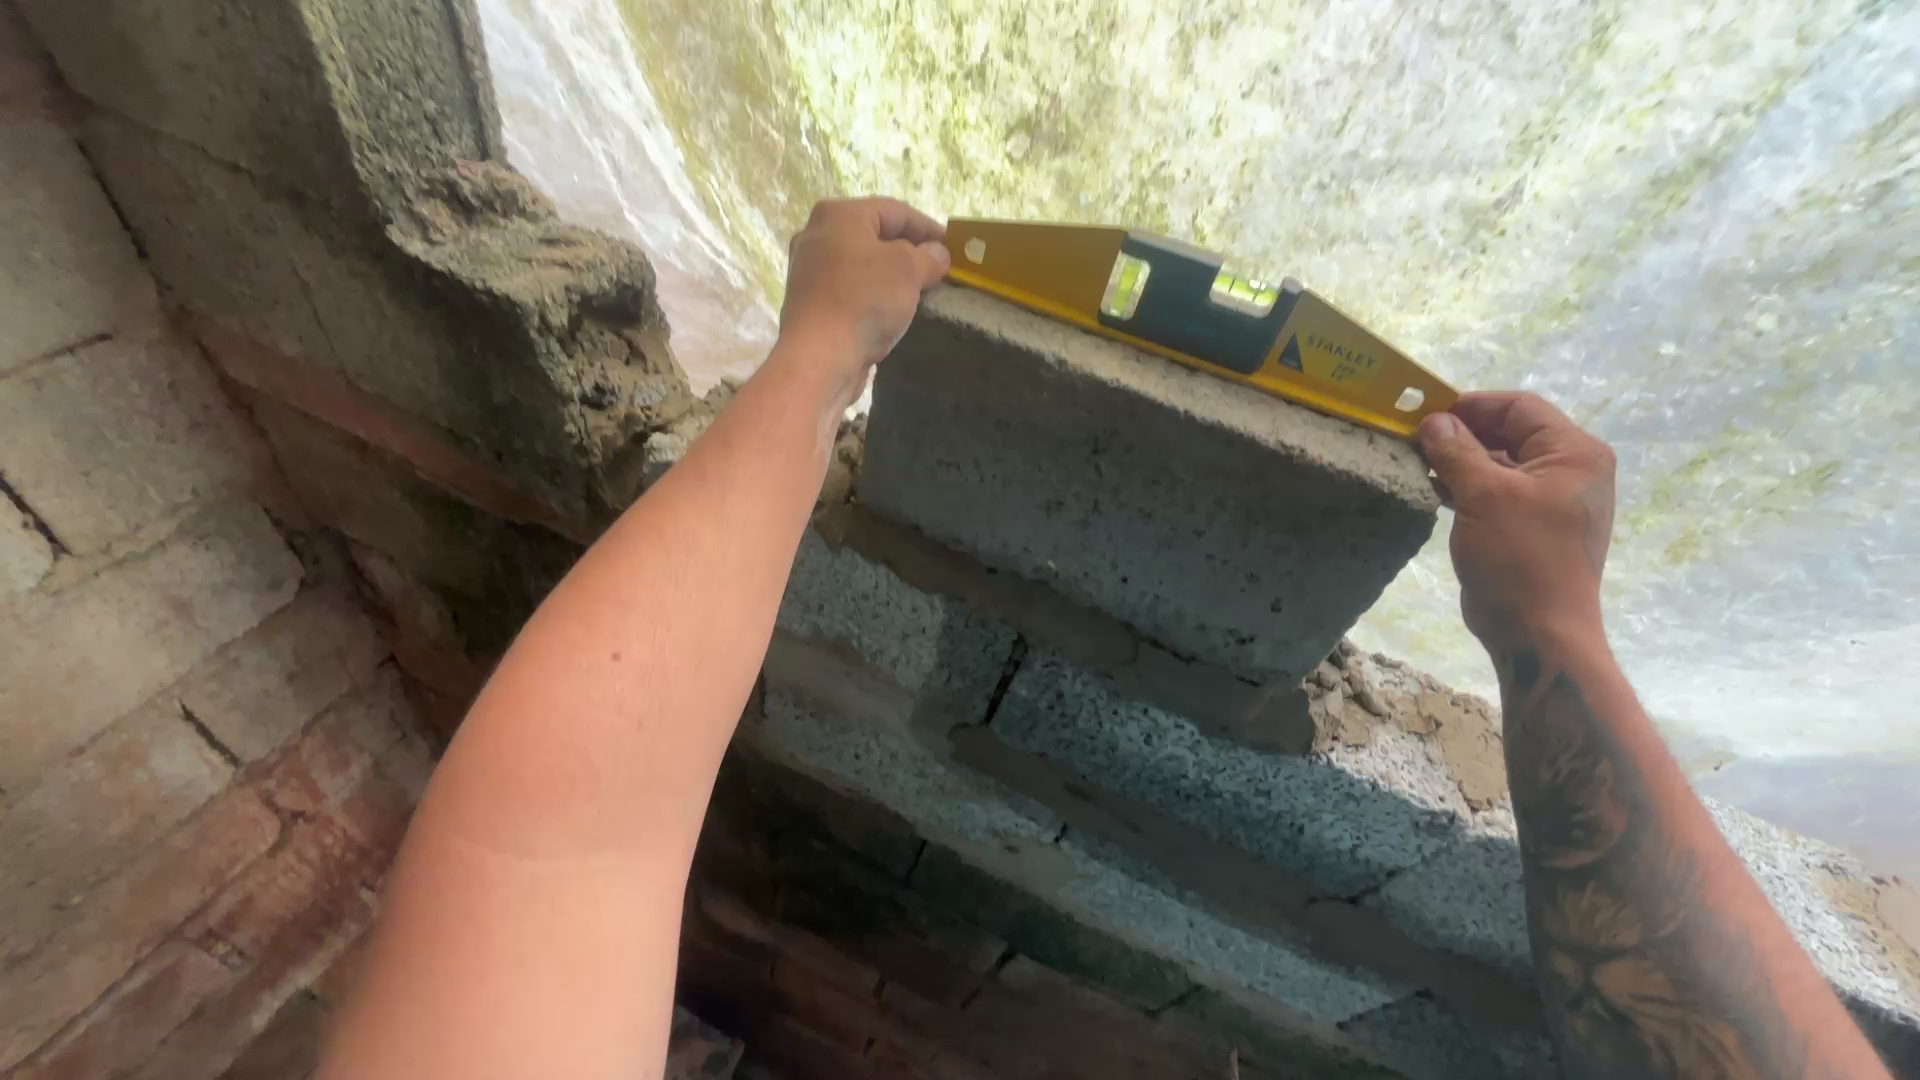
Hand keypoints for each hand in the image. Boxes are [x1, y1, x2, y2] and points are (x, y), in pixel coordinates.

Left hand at [777, 198, 950, 409]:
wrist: (820, 357)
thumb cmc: (864, 300)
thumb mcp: (908, 270)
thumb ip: (928, 257)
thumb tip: (938, 254)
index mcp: (838, 215)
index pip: (894, 211)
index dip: (928, 227)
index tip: (953, 247)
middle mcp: (817, 237)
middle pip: (875, 238)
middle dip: (909, 253)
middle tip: (938, 270)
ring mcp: (810, 273)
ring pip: (862, 267)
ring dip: (891, 278)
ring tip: (920, 293)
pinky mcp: (811, 306)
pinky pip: (851, 293)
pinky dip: (873, 297)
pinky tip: (891, 313)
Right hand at [1418, 392, 1616, 649]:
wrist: (1537, 630)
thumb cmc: (1519, 556)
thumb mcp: (1483, 496)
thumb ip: (1457, 452)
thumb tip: (1434, 421)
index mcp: (1574, 454)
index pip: (1520, 408)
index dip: (1471, 405)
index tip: (1424, 414)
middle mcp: (1569, 470)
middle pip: (1509, 433)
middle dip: (1460, 433)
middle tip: (1413, 439)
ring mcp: (1549, 500)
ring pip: (1498, 463)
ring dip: (1457, 460)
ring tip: (1415, 463)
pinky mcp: (1528, 525)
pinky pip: (1493, 491)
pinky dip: (1463, 485)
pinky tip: (1431, 489)